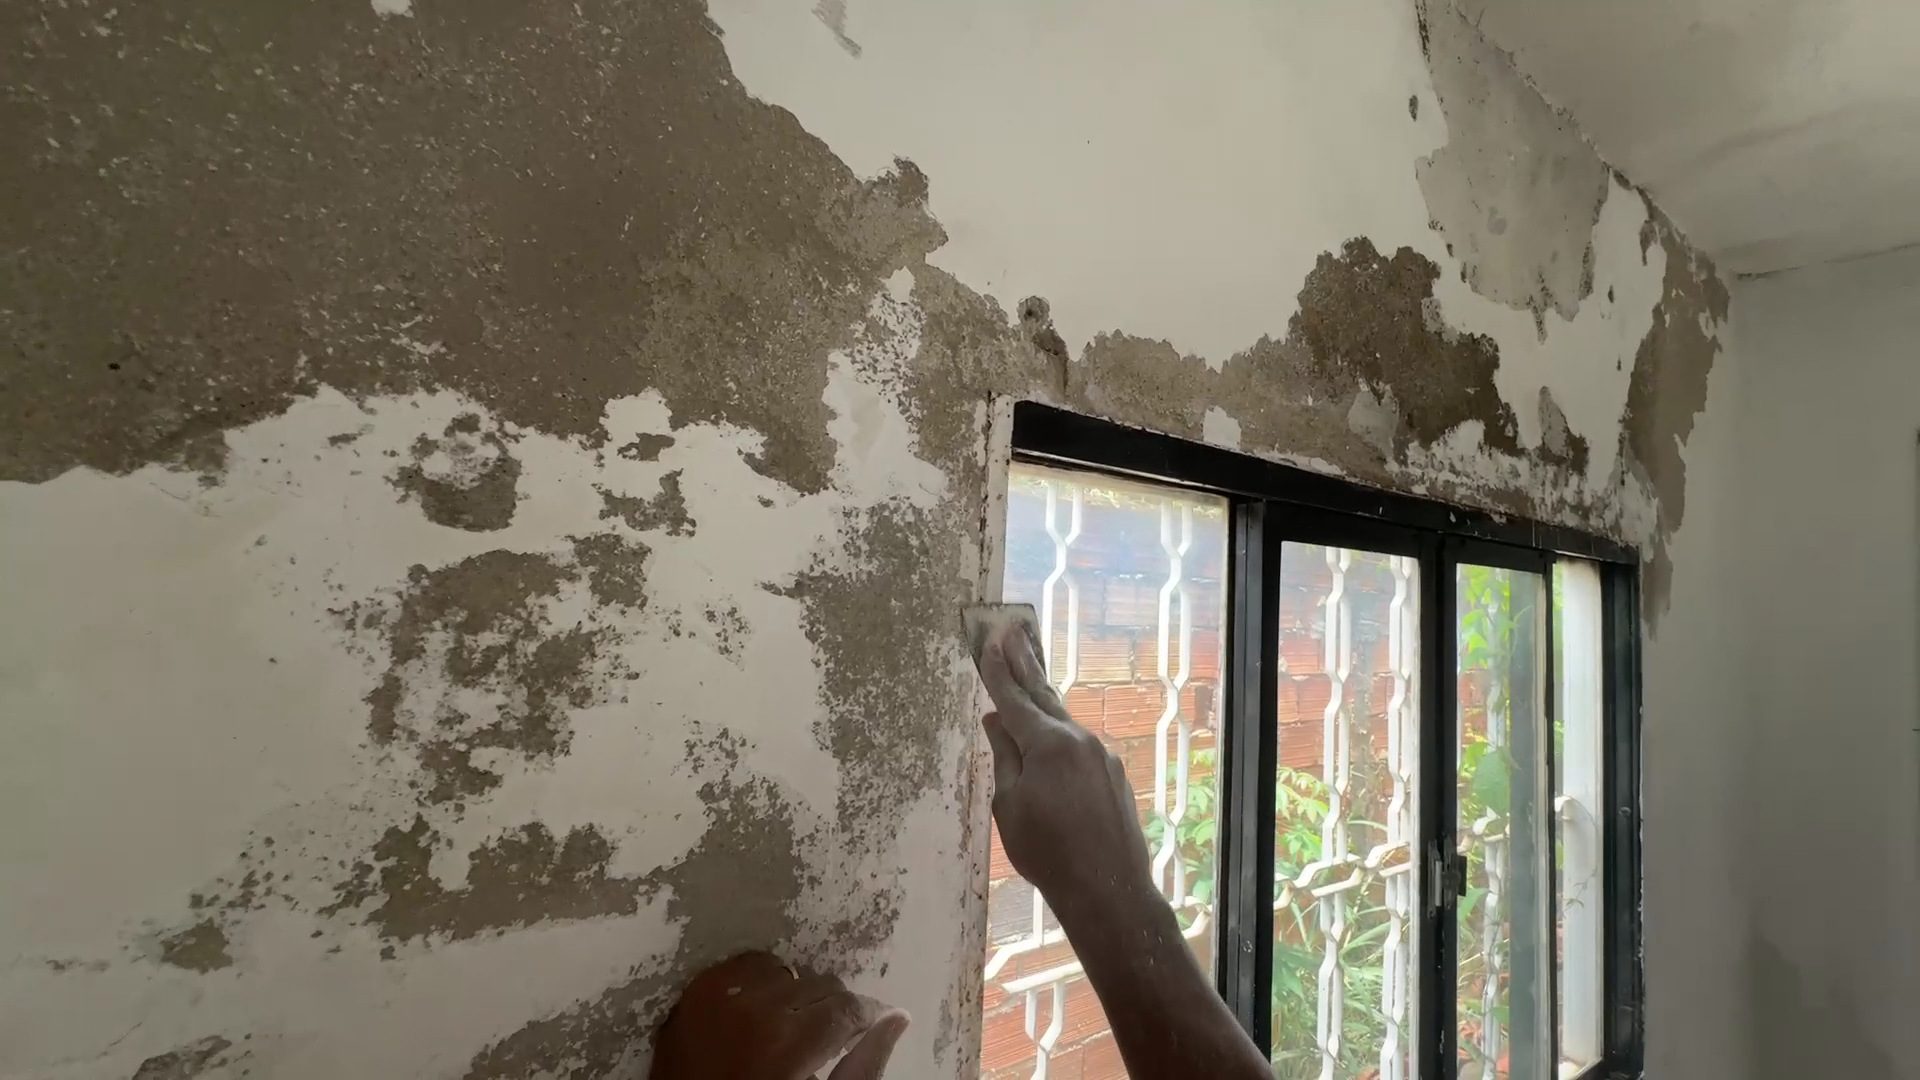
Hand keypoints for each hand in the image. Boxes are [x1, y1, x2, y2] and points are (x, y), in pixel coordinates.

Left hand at [650, 952, 909, 1079]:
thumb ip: (862, 1066)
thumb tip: (899, 1015)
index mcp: (791, 1045)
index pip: (847, 1008)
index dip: (864, 1016)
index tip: (867, 1024)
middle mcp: (758, 1009)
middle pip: (820, 985)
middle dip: (828, 1008)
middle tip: (820, 1037)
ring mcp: (724, 995)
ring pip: (788, 972)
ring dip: (794, 995)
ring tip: (786, 1025)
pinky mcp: (698, 990)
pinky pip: (748, 964)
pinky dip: (760, 982)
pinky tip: (757, 1010)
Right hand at [976, 624, 1153, 917]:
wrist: (1108, 890)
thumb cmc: (1046, 852)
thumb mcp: (1008, 804)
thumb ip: (1004, 756)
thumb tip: (996, 720)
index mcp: (1048, 743)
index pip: (1014, 699)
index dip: (998, 672)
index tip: (988, 643)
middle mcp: (1077, 738)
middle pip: (1043, 695)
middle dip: (1024, 663)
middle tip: (1013, 632)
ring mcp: (1100, 754)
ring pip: (1062, 722)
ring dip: (1041, 701)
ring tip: (1027, 675)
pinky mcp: (1113, 772)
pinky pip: (1077, 746)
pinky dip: (1058, 736)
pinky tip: (1049, 742)